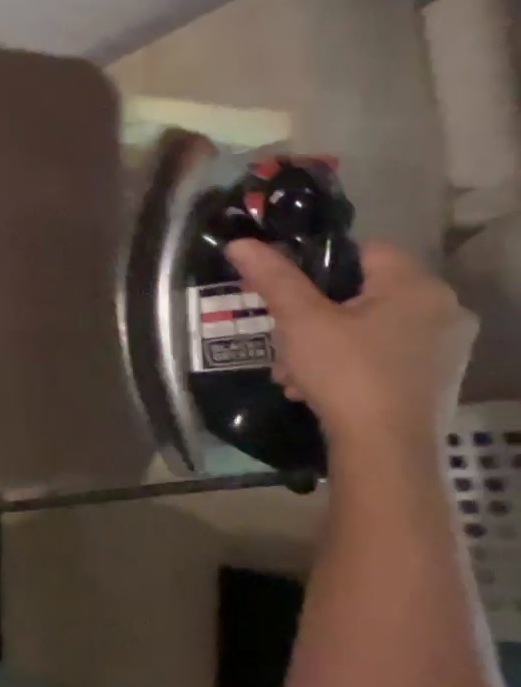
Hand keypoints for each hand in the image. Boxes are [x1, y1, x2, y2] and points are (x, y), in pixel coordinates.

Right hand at [226, 239, 476, 447]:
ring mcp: (445, 345)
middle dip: (313, 314)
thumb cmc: (345, 371)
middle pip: (362, 292)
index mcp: (417, 287)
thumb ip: (273, 277)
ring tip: (294, 370)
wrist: (384, 444)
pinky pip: (383, 352)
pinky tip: (319, 386)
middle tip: (283, 337)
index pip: (364, 251)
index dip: (318, 265)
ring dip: (324, 341)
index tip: (286, 291)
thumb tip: (240, 242)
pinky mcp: (435, 375)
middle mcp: (443, 309)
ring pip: (368, 325)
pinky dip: (348, 361)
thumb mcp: (299, 320)